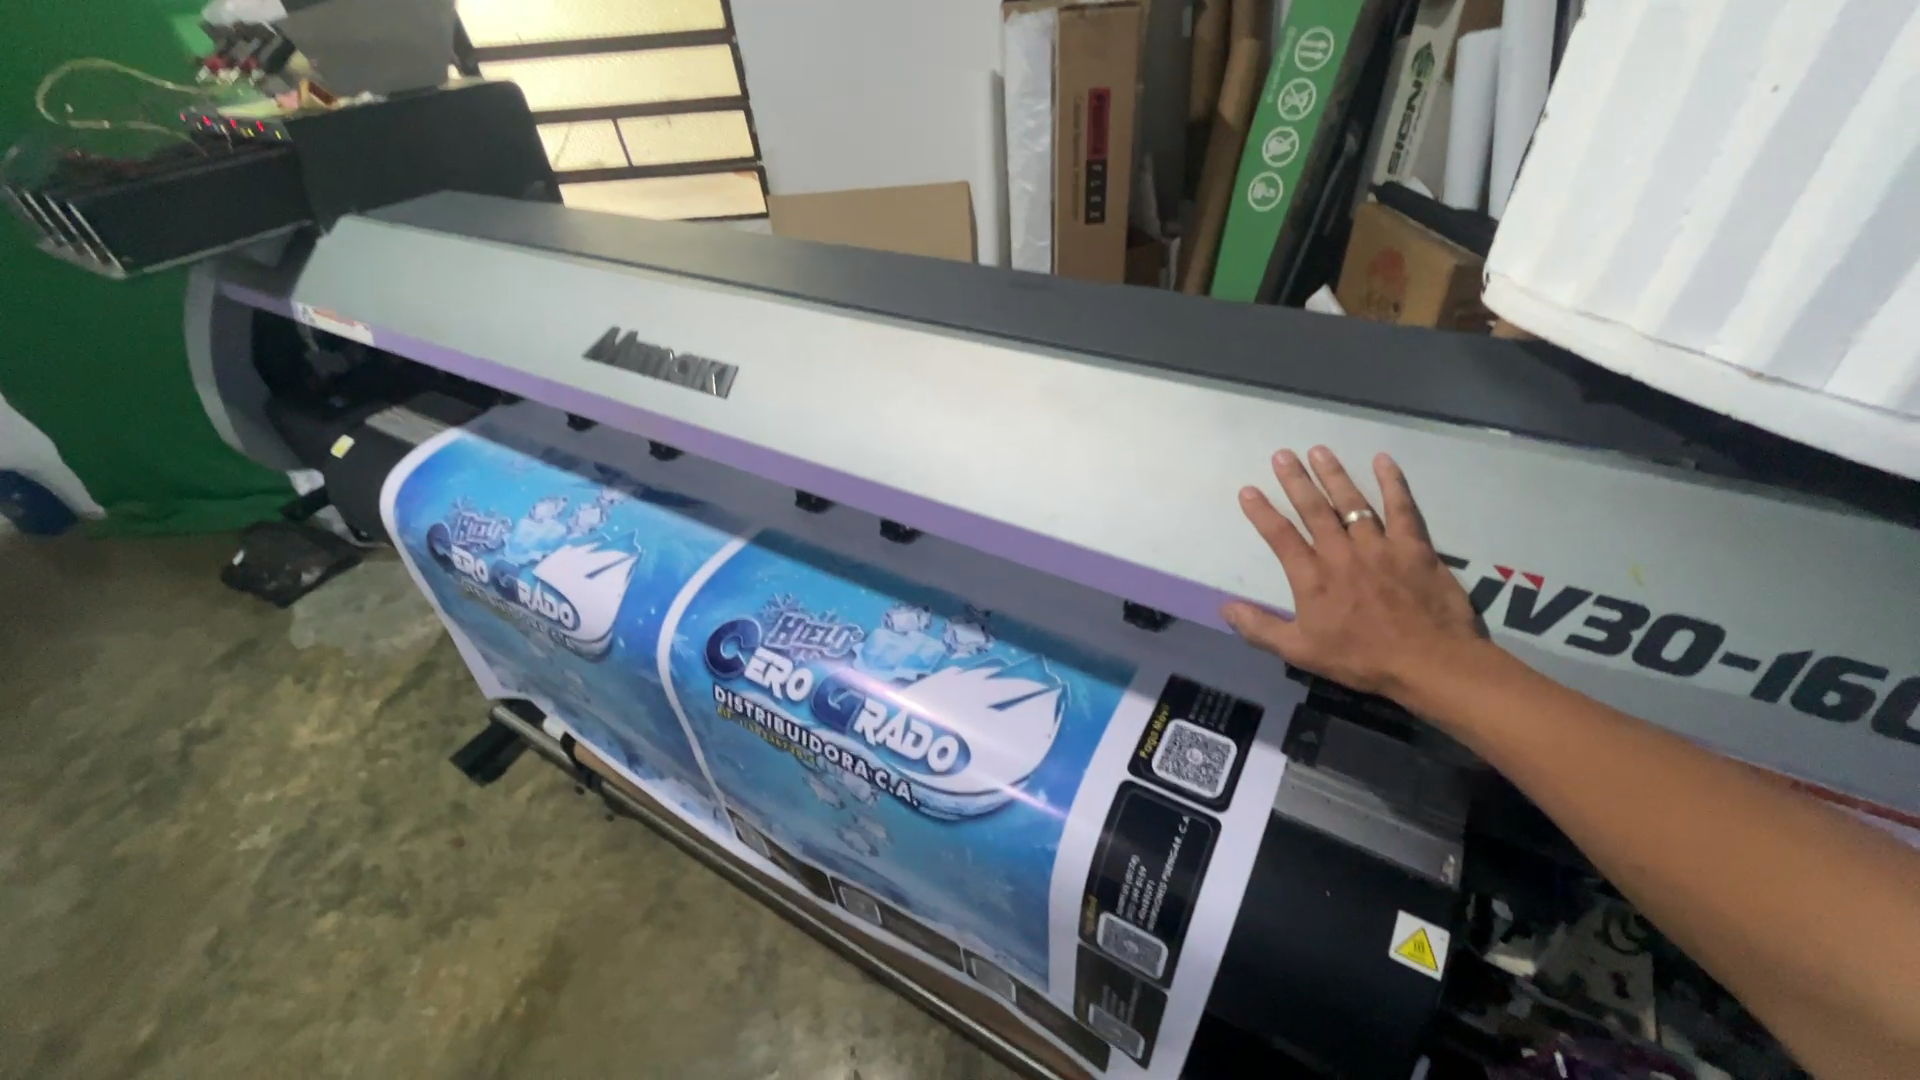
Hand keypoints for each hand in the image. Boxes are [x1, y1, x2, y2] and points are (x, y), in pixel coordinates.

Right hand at [1221, 446, 1486, 701]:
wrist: (1430, 662)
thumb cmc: (1361, 659)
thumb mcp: (1301, 651)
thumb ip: (1260, 628)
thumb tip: (1225, 608)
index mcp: (1312, 578)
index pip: (1280, 536)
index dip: (1262, 512)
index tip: (1248, 490)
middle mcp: (1342, 553)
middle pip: (1314, 509)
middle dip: (1296, 480)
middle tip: (1282, 455)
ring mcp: (1380, 546)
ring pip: (1353, 502)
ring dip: (1334, 475)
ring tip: (1319, 450)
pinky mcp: (1415, 547)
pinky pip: (1402, 508)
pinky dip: (1393, 483)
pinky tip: (1383, 461)